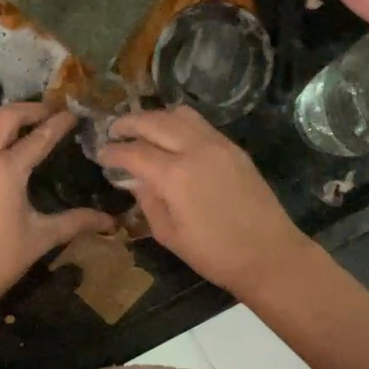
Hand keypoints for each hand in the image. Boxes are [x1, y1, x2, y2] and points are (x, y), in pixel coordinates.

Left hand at [0, 103, 115, 310]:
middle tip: (45, 113)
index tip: (72, 115)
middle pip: (4, 118)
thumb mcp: (43, 237)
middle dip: (28, 109)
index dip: (59, 124)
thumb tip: (110, 221)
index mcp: (7, 169)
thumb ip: (76, 222)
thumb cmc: (2, 259)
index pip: (39, 137)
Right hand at [99, 107, 315, 299]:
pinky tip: (170, 139)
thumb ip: (147, 200)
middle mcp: (196, 150)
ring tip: (141, 131)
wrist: (268, 254)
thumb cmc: (213, 254)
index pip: (134, 152)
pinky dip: (178, 124)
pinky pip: (200, 124)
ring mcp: (218, 145)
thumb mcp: (168, 234)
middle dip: (128, 124)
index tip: (99, 154)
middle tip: (113, 131)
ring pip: (179, 115)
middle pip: (154, 121)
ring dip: (155, 118)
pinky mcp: (234, 148)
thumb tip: (133, 180)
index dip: (112, 151)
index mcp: (175, 176)